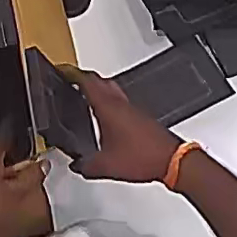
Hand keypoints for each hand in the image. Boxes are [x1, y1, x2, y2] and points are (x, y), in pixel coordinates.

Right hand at [61, 66, 181, 183]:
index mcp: (107, 108)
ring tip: (87, 93)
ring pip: (111, 87)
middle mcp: (120, 103)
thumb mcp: (107, 166)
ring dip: (97, 86)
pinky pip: (120, 99)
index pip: (86, 81)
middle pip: (99, 79)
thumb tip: (78, 165)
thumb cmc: (145, 156)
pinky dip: (109, 99)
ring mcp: (132, 108)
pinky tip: (107, 114)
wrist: (174, 161)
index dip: (71, 73)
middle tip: (72, 79)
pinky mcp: (141, 116)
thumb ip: (87, 166)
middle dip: (83, 77)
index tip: (62, 70)